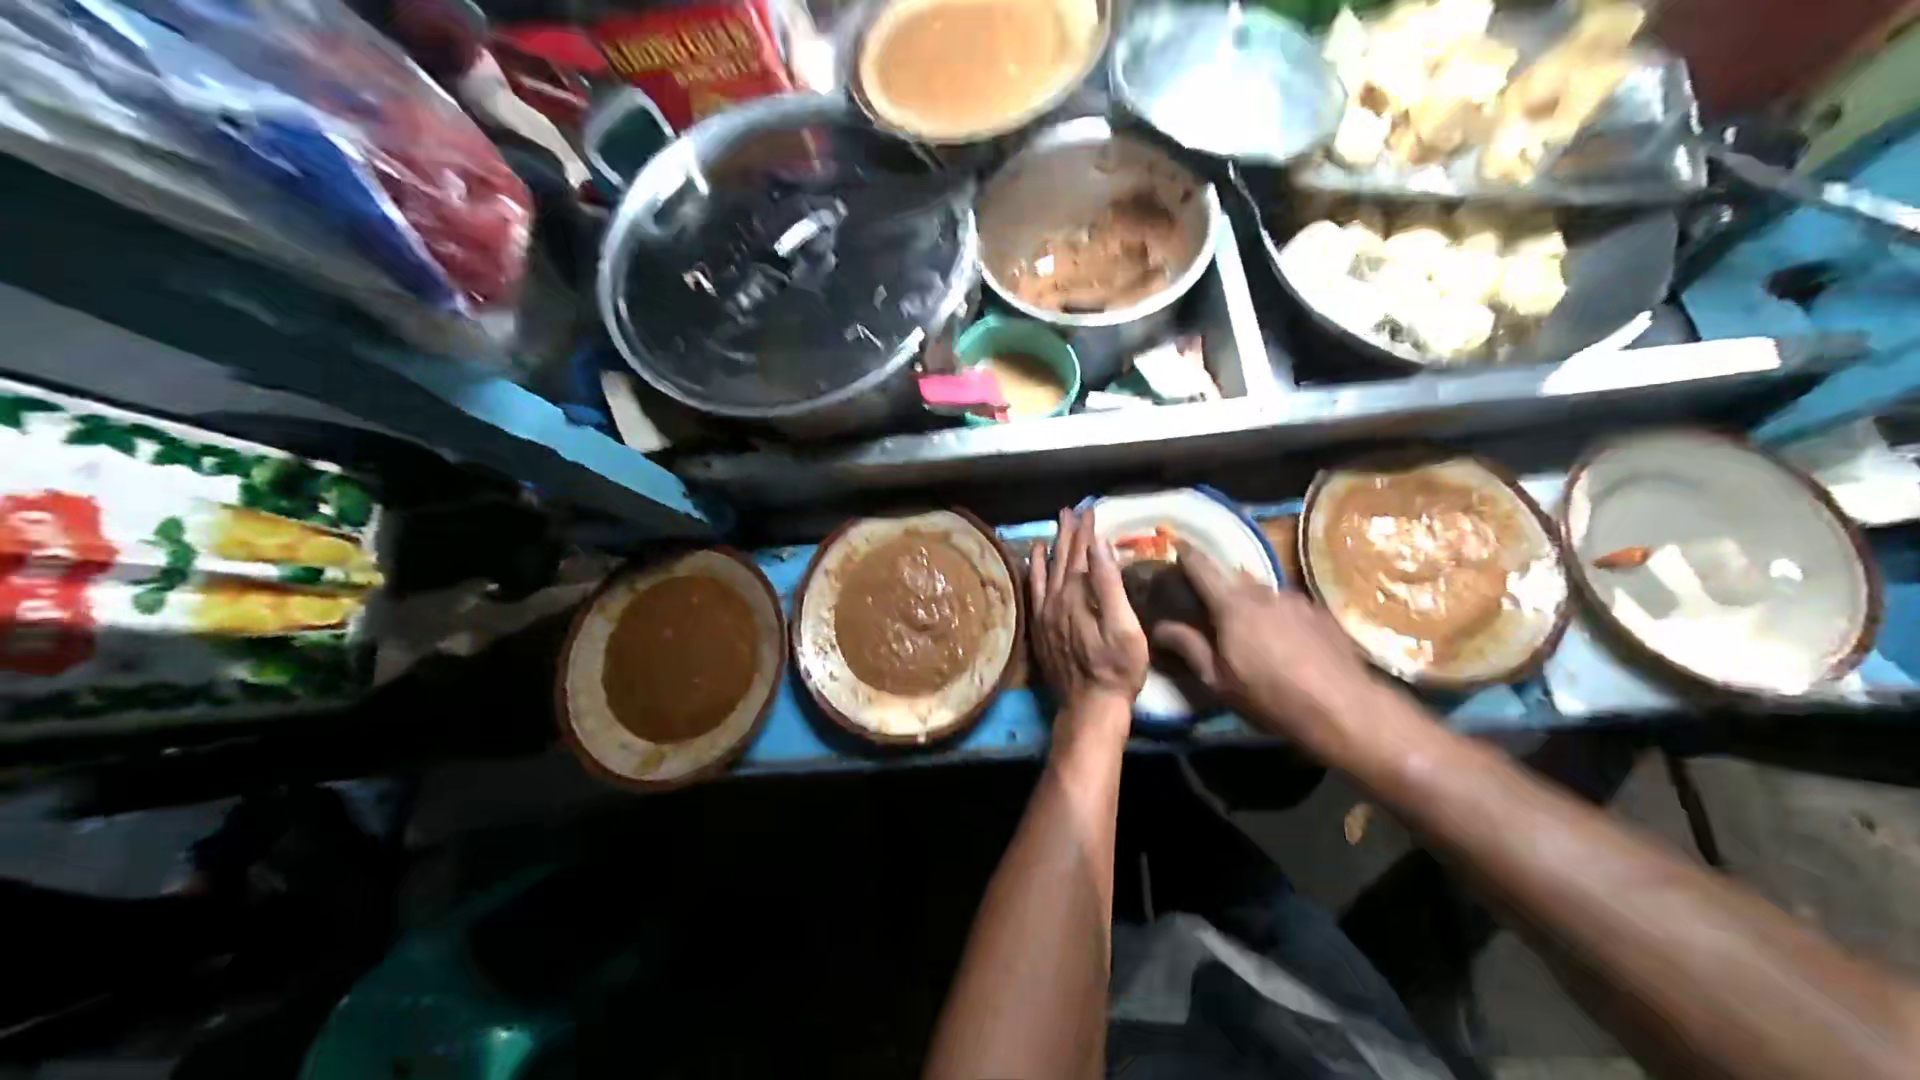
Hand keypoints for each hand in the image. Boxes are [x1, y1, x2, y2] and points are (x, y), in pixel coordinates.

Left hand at [1028, 508, 1149, 716]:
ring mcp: (1046, 613)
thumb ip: (1110, 585)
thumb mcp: (1124, 627)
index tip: (1091, 510)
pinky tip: (1034, 560)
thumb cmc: (1117, 669)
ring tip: (1054, 526)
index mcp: (1079, 595)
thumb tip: (1100, 546)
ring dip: (1052, 546)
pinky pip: (1034, 590)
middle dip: (1069, 533)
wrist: (1089, 706)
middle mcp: (1057, 599)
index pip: (1083, 554)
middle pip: (1063, 558)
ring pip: (1047, 570)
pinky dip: (1034, 571)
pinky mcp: (1041, 627)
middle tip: (1071, 510)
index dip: (1087, 532)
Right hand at [1148, 545, 1383, 750]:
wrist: (1345, 709)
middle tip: (1212, 609)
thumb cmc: (1270, 697)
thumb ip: (1188, 647)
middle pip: (1234, 577)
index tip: (1176, 549)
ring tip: (1252, 631)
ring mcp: (1297, 600)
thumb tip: (1159, 626)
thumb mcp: (1218, 680)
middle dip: (1220, 587)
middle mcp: (1264, 592)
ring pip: (1264, 592)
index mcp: (1232, 605)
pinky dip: (1278, 616)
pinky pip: (1289, 606)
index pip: (1202, 566)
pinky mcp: (1321, 613)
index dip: (1186, 554)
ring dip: (1252, 604)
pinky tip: (1284, 642)